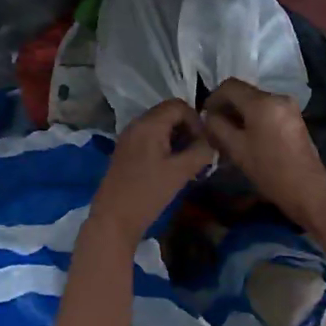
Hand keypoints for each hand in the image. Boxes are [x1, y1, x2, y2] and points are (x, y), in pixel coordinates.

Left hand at [89, 100, 214, 245]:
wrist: (113, 219)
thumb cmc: (148, 193)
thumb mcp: (180, 172)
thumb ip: (200, 152)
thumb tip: (212, 143)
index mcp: (149, 124)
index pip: (179, 106)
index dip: (196, 120)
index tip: (204, 142)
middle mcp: (137, 123)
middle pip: (168, 112)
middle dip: (187, 127)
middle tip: (198, 149)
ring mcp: (129, 136)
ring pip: (159, 124)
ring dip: (176, 135)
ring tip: (187, 158)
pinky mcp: (125, 149)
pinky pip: (149, 135)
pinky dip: (164, 142)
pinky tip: (170, 163)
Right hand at [201, 79, 325, 226]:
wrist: (307, 189)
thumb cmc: (269, 170)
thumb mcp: (236, 149)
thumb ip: (217, 126)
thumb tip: (209, 116)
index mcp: (262, 102)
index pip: (230, 86)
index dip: (213, 98)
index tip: (205, 116)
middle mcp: (277, 96)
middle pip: (244, 92)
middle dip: (227, 106)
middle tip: (214, 127)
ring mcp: (289, 105)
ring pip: (256, 101)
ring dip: (240, 112)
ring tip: (229, 134)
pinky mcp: (294, 116)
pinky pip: (267, 109)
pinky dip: (254, 117)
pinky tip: (248, 136)